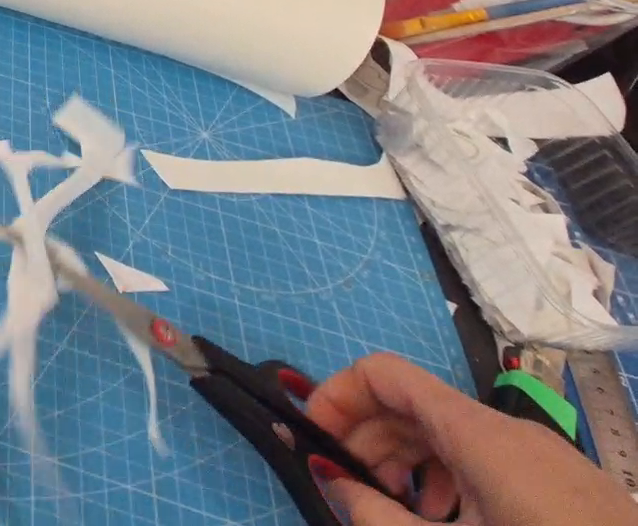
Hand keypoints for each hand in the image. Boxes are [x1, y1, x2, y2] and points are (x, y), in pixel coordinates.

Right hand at [306, 352, 637, 524]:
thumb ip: (372, 511)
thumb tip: (326, 477)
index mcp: (478, 431)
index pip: (380, 372)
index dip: (334, 395)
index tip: (314, 440)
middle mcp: (509, 431)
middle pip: (409, 405)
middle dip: (364, 439)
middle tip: (346, 485)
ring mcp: (545, 460)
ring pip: (446, 435)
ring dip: (403, 462)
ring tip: (394, 511)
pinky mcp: (570, 489)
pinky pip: (486, 462)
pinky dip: (447, 479)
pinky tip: (447, 522)